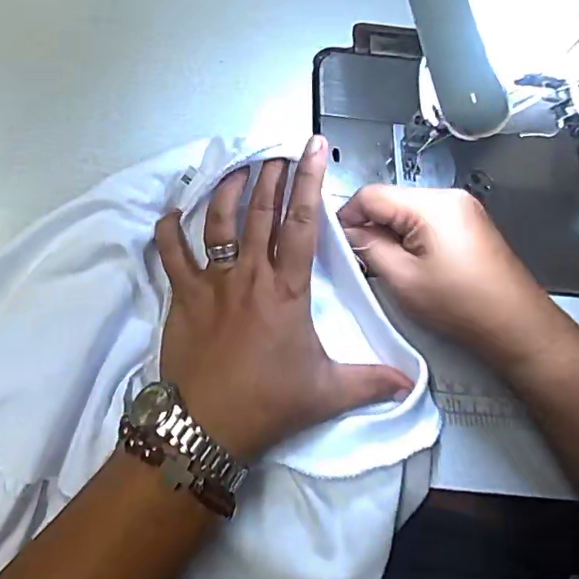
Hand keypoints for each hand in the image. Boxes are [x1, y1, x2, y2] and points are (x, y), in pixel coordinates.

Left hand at [154, 136, 412, 461]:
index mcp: (288, 289)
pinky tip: (169, 214)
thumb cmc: (269, 403)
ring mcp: (213, 283)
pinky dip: (167, 232)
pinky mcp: (183, 298)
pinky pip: (171, 256)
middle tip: (276, 153)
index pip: (302, 223)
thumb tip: (410, 383)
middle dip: (271, 177)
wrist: (206, 429)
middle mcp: (250, 275)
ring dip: (228, 191)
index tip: (312, 149)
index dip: (309, 181)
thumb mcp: (328, 392)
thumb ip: (370, 381)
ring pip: (219, 223)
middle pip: (261, 213)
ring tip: (238, 169)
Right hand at [338, 186, 578, 380]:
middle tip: (362, 260)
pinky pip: (428, 221)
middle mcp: (449, 197)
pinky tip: (413, 267)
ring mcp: (463, 209)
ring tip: (391, 268)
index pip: (371, 194)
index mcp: (433, 204)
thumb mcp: (403, 279)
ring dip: (392, 234)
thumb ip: (369, 248)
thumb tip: (349, 233)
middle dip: (372, 227)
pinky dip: (412, 238)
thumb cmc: (465, 305)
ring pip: (408, 211)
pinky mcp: (469, 224)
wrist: (516, 325)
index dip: (347, 216)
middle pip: (391, 200)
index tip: (337, 240)